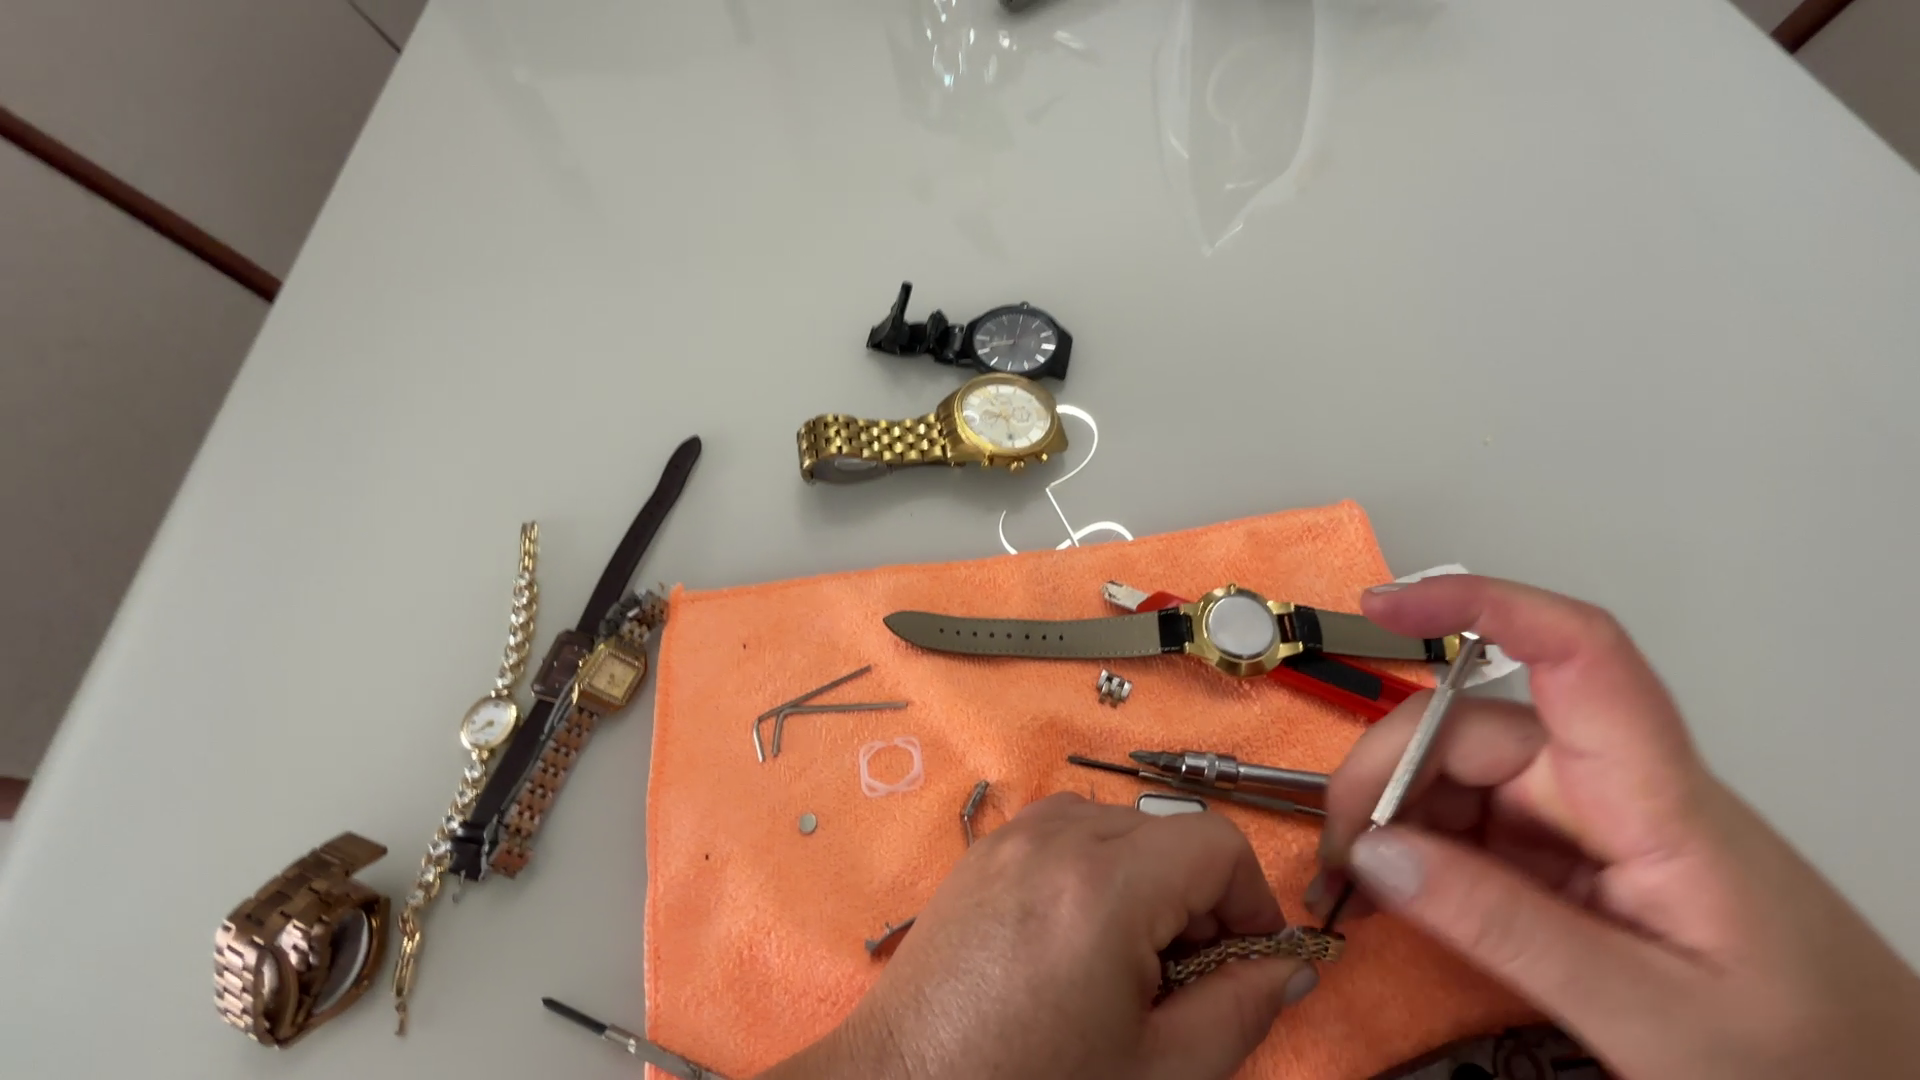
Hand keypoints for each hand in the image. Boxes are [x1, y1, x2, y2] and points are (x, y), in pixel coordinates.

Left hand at [760, 794, 1319, 1079]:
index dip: (1251, 900)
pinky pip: (1064, 827)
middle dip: (1199, 895)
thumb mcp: (1157, 1071)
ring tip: (1126, 957)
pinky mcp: (983, 847)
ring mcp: (1012, 833)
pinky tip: (1074, 933)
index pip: (1216, 841)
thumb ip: (1240, 1010)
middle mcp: (1056, 834)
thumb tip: (1289, 965)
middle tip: (1183, 977)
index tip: (1246, 961)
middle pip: (1168, 831)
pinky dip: (1093, 865)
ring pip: (1119, 824)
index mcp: (1105, 883)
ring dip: (1146, 877)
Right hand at [1310, 575, 1919, 1078]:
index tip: (1382, 604)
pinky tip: (1386, 890)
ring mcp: (1579, 818)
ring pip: (1452, 776)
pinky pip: (1461, 824)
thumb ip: (1506, 931)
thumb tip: (1374, 853)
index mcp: (1655, 798)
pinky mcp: (1558, 853)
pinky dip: (1410, 849)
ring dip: (1388, 818)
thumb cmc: (1805, 1062)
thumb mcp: (1653, 1019)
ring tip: (1353, 885)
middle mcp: (1607, 786)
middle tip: (1339, 854)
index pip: (1577, 654)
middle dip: (1387, 775)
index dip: (1479, 605)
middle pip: (1471, 731)